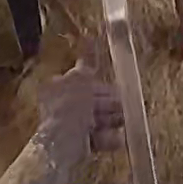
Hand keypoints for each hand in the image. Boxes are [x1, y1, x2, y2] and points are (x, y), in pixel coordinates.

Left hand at [35, 43, 122, 160]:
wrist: (65, 142)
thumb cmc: (71, 105)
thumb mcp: (81, 77)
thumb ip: (88, 60)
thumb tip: (90, 37)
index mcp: (55, 87)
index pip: (80, 80)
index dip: (99, 82)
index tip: (118, 87)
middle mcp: (59, 106)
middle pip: (90, 101)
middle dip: (109, 103)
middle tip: (126, 104)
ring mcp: (67, 127)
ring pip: (95, 120)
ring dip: (111, 120)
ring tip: (127, 120)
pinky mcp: (76, 146)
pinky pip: (95, 138)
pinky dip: (107, 138)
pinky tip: (118, 138)